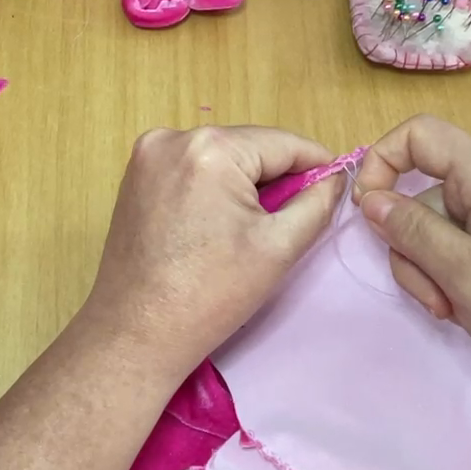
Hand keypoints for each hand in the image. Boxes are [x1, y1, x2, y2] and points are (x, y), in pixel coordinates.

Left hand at [80, 126, 342, 376]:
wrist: (135, 331)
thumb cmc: (209, 295)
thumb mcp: (278, 247)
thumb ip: (316, 203)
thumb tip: (334, 177)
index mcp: (210, 148)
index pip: (283, 143)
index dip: (316, 165)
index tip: (337, 188)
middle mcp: (172, 138)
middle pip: (248, 147)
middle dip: (275, 178)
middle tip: (292, 220)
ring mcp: (147, 155)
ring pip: (219, 157)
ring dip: (243, 183)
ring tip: (251, 228)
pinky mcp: (134, 176)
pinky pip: (190, 168)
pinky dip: (211, 187)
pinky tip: (217, 225)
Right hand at [353, 115, 470, 410]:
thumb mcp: (465, 273)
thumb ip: (411, 230)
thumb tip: (370, 199)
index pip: (419, 136)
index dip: (381, 162)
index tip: (367, 212)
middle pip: (424, 193)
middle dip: (411, 243)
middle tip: (430, 292)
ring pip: (437, 229)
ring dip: (429, 269)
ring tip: (451, 308)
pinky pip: (462, 249)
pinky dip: (451, 277)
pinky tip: (467, 309)